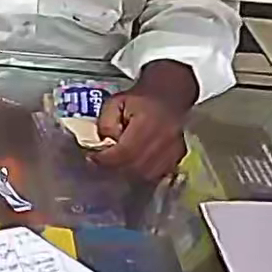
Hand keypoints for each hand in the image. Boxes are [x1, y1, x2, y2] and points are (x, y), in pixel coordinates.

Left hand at [93, 60, 198, 181]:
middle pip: (136, 166)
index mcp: (149, 122)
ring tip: (115, 165)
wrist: (166, 96)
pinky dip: (141, 175)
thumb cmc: (137, 100)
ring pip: (147, 174)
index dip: (106, 159)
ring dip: (127, 174)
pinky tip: (131, 168)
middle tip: (100, 163)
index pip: (126, 151)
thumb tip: (106, 145)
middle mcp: (165, 137)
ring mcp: (175, 149)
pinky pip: (157, 175)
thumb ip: (106, 124)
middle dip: (114, 168)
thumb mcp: (114, 104)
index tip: (92, 158)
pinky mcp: (179, 156)